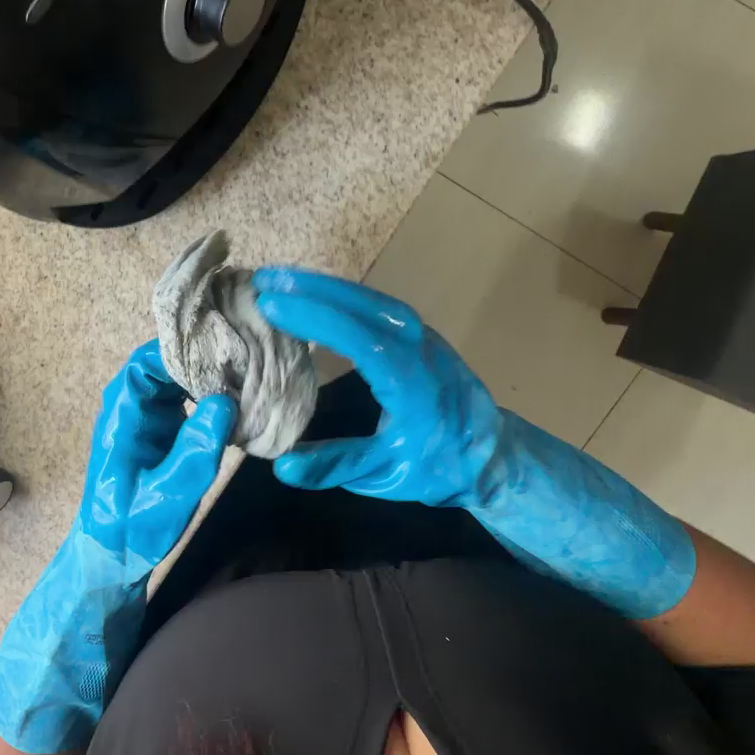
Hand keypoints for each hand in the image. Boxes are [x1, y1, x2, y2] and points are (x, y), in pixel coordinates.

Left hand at [0, 341, 235, 753]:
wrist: (115, 558)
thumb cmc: (133, 529)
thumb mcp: (168, 495)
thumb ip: (194, 450)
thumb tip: (225, 401)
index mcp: (122, 414)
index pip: (147, 360)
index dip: (180, 347)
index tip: (221, 346)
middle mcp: (132, 407)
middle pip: (165, 362)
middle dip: (202, 356)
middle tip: (245, 356)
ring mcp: (147, 416)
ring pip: (178, 378)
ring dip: (209, 374)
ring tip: (248, 372)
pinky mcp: (162, 430)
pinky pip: (186, 398)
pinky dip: (210, 394)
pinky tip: (239, 400)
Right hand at [253, 268, 695, 619]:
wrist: (491, 456)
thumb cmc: (438, 467)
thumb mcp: (386, 475)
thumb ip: (336, 466)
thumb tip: (281, 466)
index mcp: (412, 384)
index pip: (360, 339)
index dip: (316, 318)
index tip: (271, 304)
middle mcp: (419, 349)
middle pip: (364, 305)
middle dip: (312, 288)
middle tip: (263, 279)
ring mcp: (421, 337)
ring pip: (371, 299)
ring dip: (324, 286)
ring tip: (279, 280)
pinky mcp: (417, 334)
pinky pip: (376, 305)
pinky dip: (341, 294)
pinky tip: (313, 294)